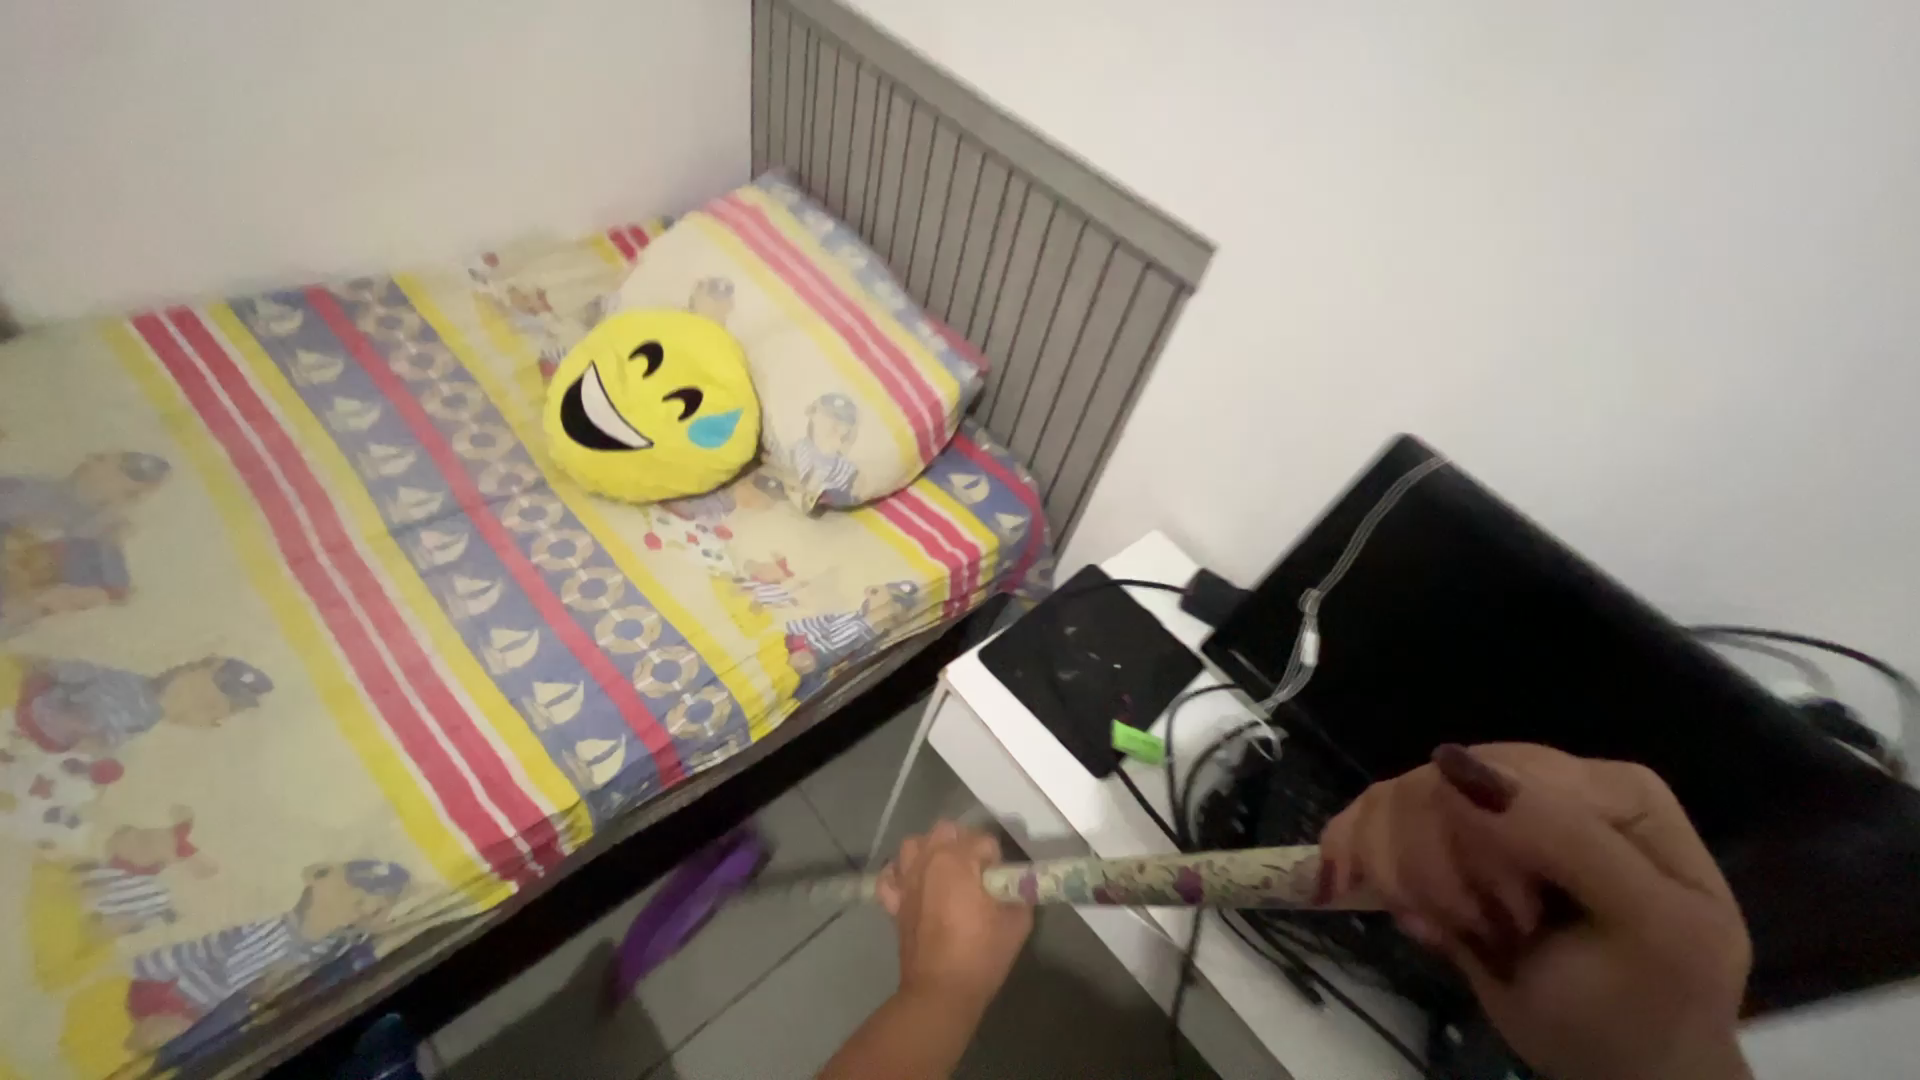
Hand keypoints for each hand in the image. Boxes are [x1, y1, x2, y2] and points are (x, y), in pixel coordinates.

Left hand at [876, 821, 1032, 1011]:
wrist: (941, 991)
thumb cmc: (980, 955)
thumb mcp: (1017, 922)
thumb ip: (1020, 893)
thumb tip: (1017, 884)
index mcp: (957, 859)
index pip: (985, 841)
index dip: (997, 860)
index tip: (1001, 882)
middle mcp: (928, 859)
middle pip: (947, 830)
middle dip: (965, 844)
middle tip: (977, 873)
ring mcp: (906, 879)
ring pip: (914, 844)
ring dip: (930, 850)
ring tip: (945, 871)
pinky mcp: (893, 901)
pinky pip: (890, 875)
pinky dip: (900, 874)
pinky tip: (913, 884)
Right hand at [1319, 744, 1751, 1079]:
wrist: (1613, 1063)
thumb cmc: (1644, 1007)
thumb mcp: (1650, 930)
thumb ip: (1569, 838)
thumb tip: (1453, 761)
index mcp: (1607, 787)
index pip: (1499, 773)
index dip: (1486, 846)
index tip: (1518, 922)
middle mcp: (1535, 777)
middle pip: (1434, 784)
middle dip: (1440, 870)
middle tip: (1488, 934)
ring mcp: (1474, 799)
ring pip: (1390, 800)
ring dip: (1401, 877)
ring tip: (1447, 930)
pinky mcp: (1426, 826)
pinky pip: (1362, 815)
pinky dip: (1360, 865)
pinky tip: (1407, 914)